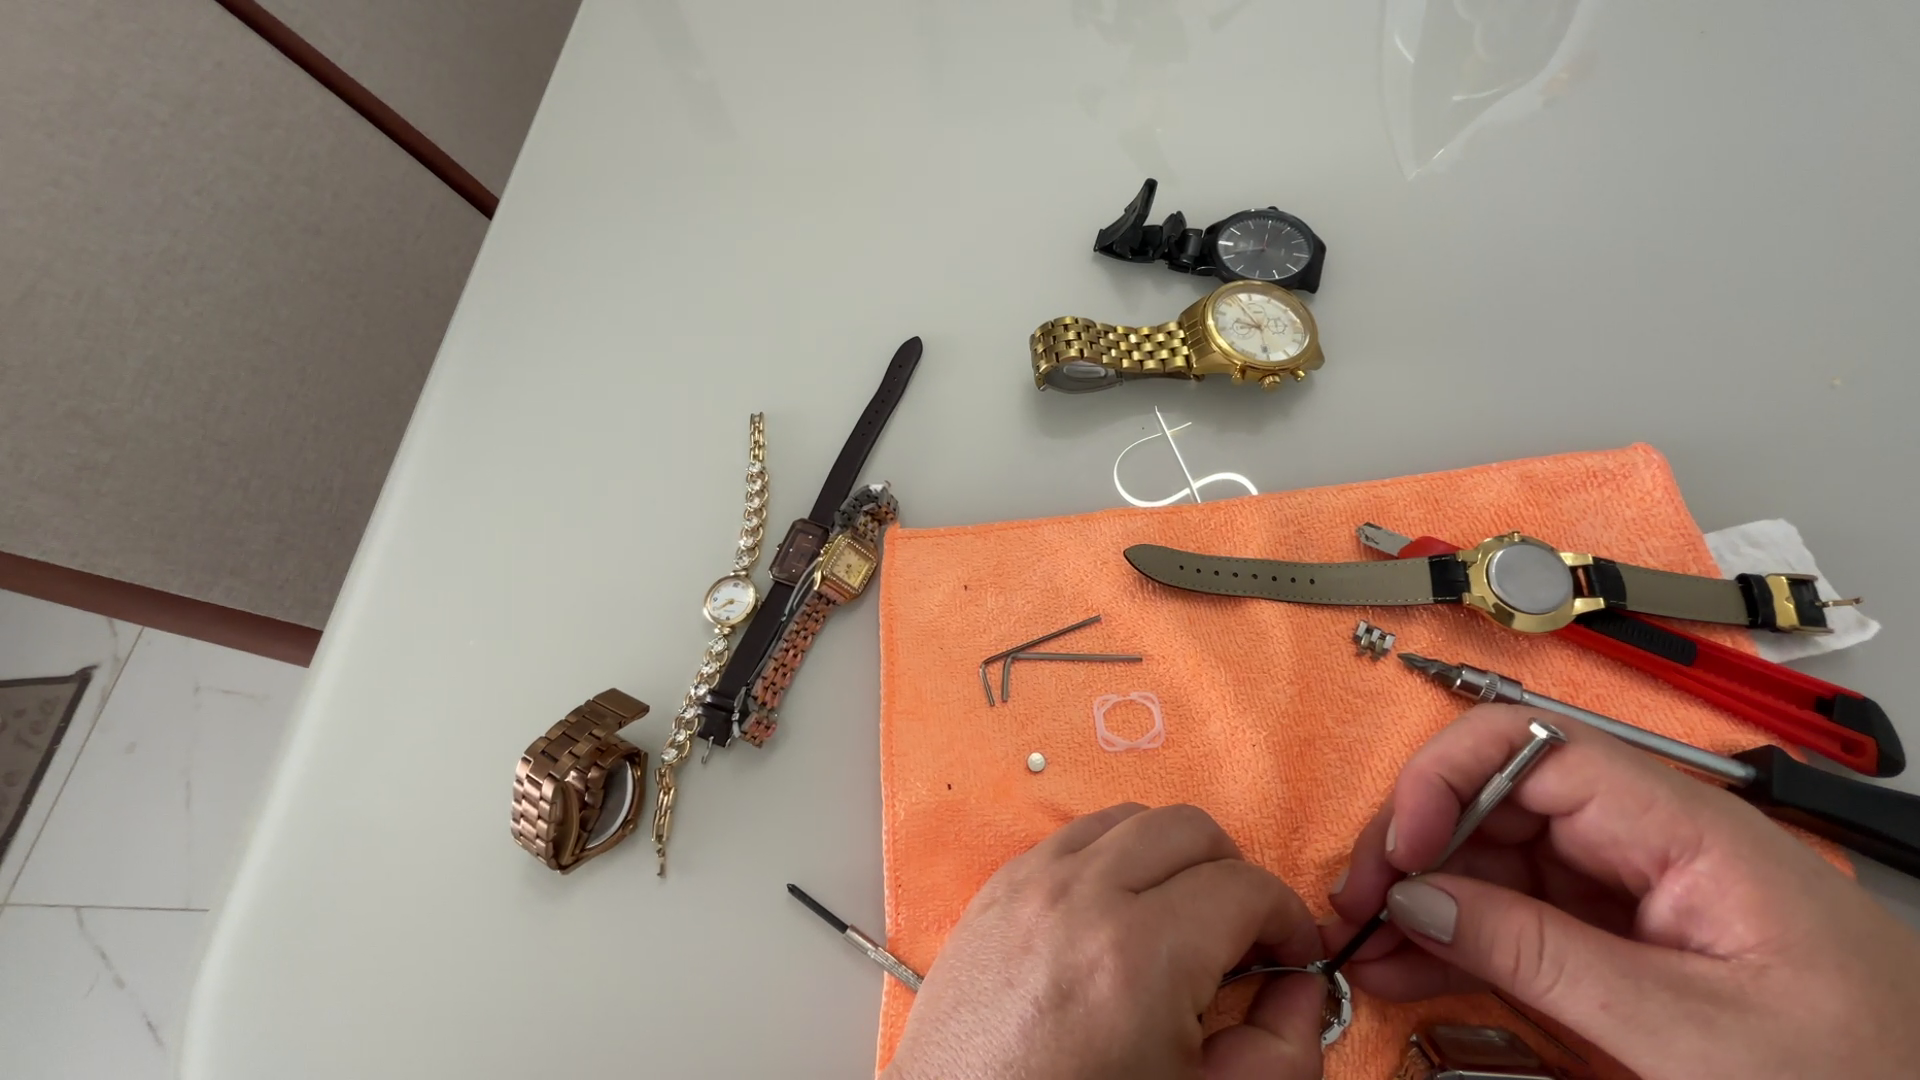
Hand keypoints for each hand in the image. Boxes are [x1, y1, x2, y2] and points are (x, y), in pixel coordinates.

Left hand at [884, 803, 1325, 1079]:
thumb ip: (1280, 1050)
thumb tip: (1301, 984)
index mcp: (1138, 956)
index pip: (1243, 887)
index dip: (1287, 918)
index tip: (1293, 955)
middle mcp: (1081, 895)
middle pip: (1187, 827)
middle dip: (1232, 871)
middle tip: (1241, 933)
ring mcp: (1030, 880)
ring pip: (1129, 817)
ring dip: (1170, 854)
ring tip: (1179, 917)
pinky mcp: (998, 884)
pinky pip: (1073, 835)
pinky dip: (1113, 854)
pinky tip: (1117, 911)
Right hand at [1324, 704, 1919, 1079]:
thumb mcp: (1697, 1037)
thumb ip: (1541, 959)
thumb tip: (1412, 901)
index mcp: (1679, 827)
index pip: (1532, 745)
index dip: (1445, 778)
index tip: (1400, 848)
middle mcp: (1635, 837)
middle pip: (1485, 799)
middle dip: (1409, 847)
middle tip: (1358, 907)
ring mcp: (1612, 885)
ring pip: (1479, 858)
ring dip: (1413, 900)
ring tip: (1363, 946)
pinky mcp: (1599, 931)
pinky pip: (1498, 913)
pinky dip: (1442, 937)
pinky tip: (1400, 964)